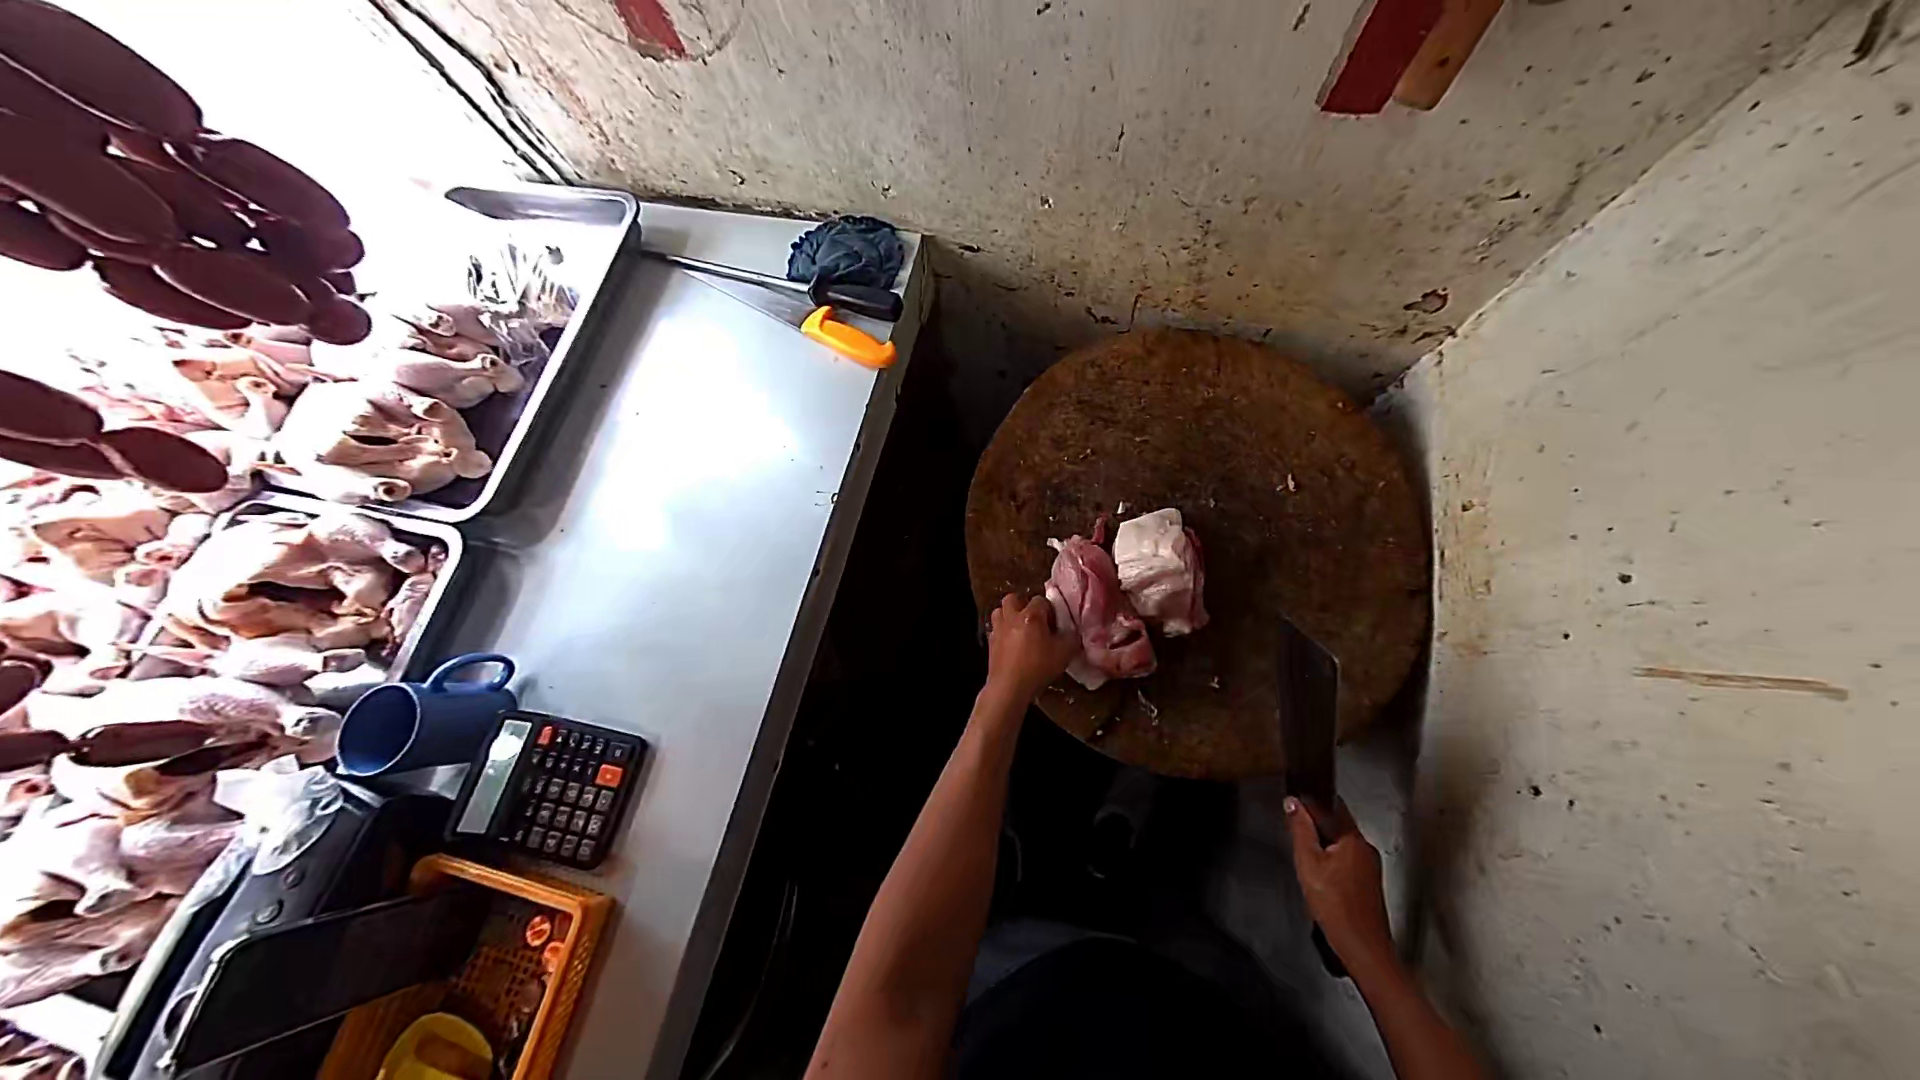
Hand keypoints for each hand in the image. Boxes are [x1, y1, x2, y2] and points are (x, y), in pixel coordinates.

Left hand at [984, 592, 1078, 701]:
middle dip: (1022, 604)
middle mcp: (1012, 617)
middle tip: (1032, 618)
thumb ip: (1071, 638)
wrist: (1009, 687)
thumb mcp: (1064, 653)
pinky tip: (1011, 643)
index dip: (1049, 609)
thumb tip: (1072, 632)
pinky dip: (1002, 631)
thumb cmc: (1038, 667)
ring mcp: (998, 629)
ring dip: (1008, 615)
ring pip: (999, 611)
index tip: (1054, 623)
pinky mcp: (990, 642)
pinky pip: (995, 629)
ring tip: (1019, 628)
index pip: (1040, 600)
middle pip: (1012, 598)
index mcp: (1031, 616)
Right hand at [1285, 796, 1393, 968]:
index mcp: (1353, 839)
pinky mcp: (1368, 883)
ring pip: (1341, 842)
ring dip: (1323, 844)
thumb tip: (1293, 802)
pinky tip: (1319, 874)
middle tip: (1293, 832)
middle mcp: (1366, 849)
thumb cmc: (1334, 904)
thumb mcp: (1308, 862)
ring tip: (1304, 856)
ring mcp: (1370, 867)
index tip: (1291, 806)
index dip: (1307, 803)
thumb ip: (1301, 829)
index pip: (1329, 806)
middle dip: (1315, 824)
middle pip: (1337, 824)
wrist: (1362, 947)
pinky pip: (1347, 859)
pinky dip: (1331, 859)